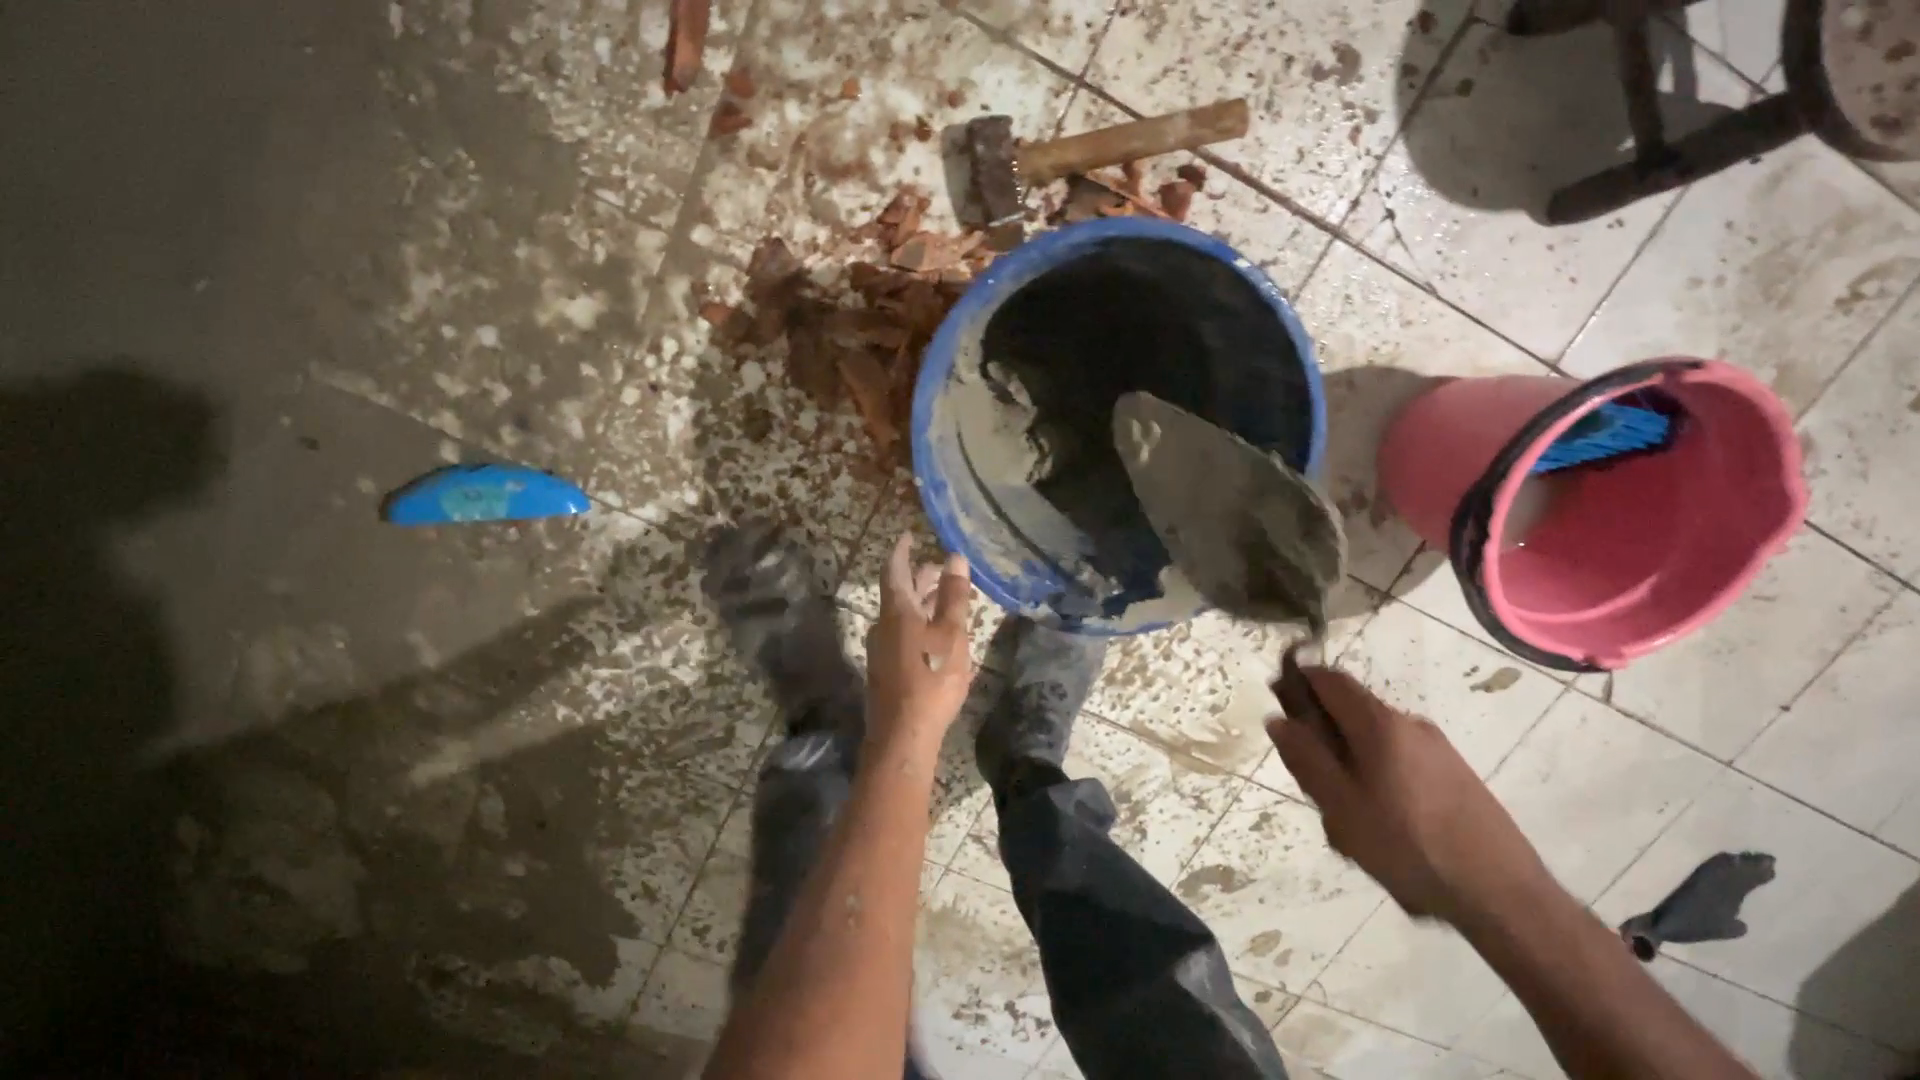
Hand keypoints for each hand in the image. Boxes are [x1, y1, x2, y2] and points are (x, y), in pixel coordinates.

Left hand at [865, 534, 973, 754]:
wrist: (902, 735)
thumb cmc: (930, 679)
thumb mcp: (950, 635)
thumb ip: (953, 596)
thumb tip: (954, 557)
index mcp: (897, 611)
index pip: (894, 569)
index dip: (901, 550)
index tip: (909, 535)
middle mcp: (884, 626)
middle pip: (899, 593)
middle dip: (919, 577)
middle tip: (939, 566)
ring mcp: (883, 650)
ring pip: (903, 616)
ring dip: (922, 602)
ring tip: (945, 597)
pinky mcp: (887, 671)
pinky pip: (904, 635)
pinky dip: (920, 624)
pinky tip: (937, 634)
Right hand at [1268, 666, 1556, 925]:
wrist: (1500, 892)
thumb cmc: (1408, 846)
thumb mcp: (1341, 807)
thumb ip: (1306, 759)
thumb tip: (1279, 719)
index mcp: (1380, 724)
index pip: (1330, 679)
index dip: (1299, 683)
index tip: (1280, 708)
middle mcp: (1410, 724)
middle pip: (1350, 715)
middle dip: (1324, 742)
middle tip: (1316, 791)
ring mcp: (1437, 749)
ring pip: (1374, 745)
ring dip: (1351, 770)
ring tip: (1350, 824)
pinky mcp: (1454, 775)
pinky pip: (1399, 764)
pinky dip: (1378, 783)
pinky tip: (1384, 830)